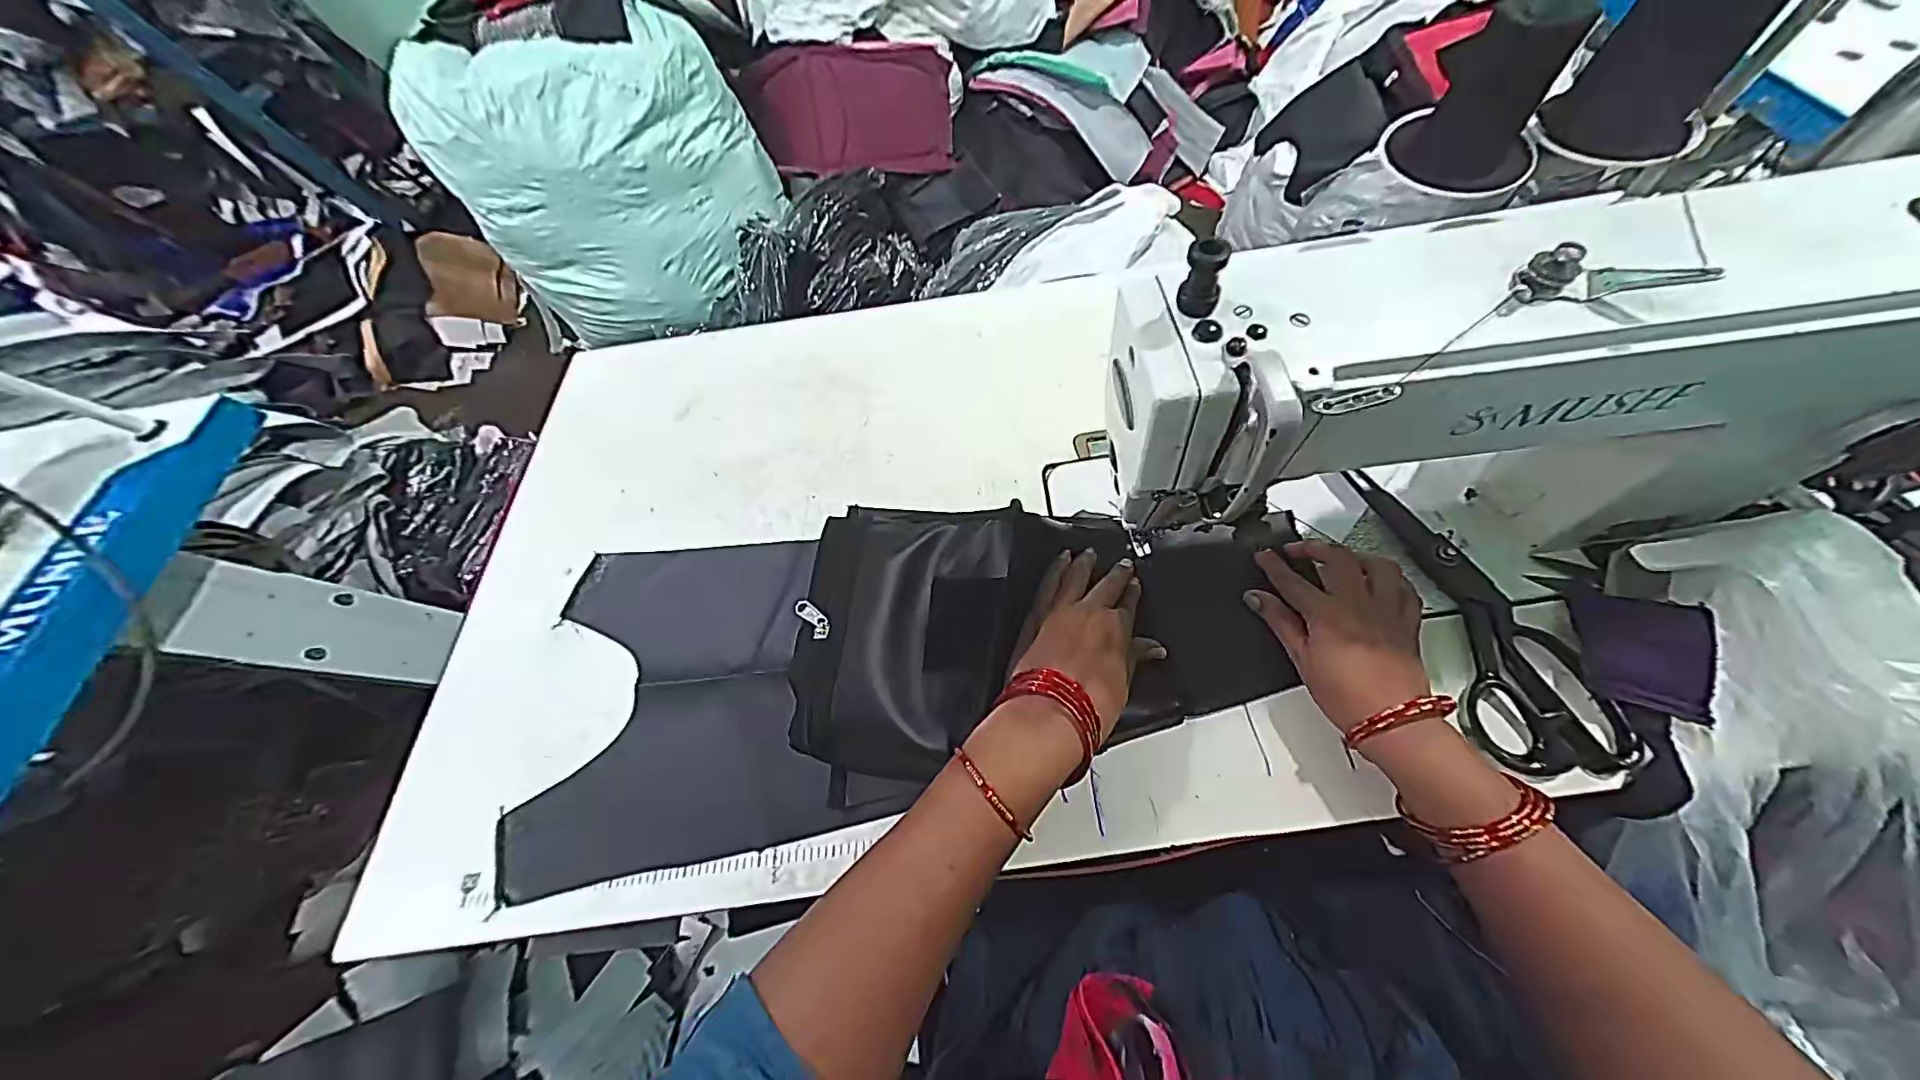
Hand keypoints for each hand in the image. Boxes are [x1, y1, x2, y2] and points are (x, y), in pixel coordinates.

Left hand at [1008, 550, 1165, 742]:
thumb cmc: (1087, 705)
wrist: (1049, 711)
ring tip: (1088, 553)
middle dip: (1117, 574)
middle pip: (1107, 586)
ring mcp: (1061, 612)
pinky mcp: (1037, 617)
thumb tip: (1150, 650)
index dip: (1133, 595)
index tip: (1135, 586)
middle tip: (1123, 564)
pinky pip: (1048, 585)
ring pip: (1076, 577)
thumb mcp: (1123, 685)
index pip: (1129, 606)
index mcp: (1117, 630)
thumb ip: (1134, 659)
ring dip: (1084, 564)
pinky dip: (1055, 570)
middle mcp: (1090, 614)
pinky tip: (1059, 562)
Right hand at [1243, 540, 1429, 733]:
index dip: (1274, 564)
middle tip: (1296, 550)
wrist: (1393, 720)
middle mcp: (1360, 606)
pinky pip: (1404, 587)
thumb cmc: (1349, 698)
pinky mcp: (1408, 621)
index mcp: (1329, 615)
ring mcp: (1387, 610)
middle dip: (1311, 547)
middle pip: (1336, 558)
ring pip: (1376, 564)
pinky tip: (1378, 580)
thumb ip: (1280, 622)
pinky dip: (1389, 577)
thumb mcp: (1301, 660)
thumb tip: (1259, 600)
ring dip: (1353, 555)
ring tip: (1339, 558)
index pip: (1293, 580)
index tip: (1264, 556)